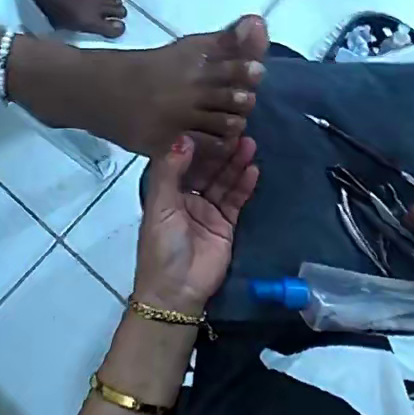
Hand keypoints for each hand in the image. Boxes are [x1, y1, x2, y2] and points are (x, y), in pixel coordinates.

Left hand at [132, 135, 259, 316]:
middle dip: (220, 151)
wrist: (177, 291)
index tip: (210, 124)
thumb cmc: (162, 247)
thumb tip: (183, 138)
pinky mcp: (225, 224)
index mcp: (165, 192)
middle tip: (237, 130)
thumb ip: (170, 172)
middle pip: (206, 168)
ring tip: (249, 143)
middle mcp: (186, 197)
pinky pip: (236, 200)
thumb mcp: (160, 206)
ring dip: (235, 164)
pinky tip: (253, 169)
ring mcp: (207, 210)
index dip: (196, 144)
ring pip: (223, 181)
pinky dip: (244, 185)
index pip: (182, 161)